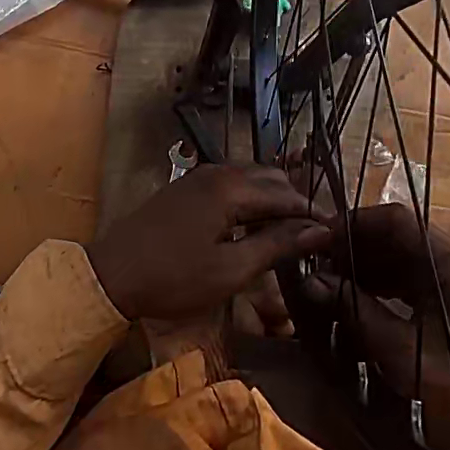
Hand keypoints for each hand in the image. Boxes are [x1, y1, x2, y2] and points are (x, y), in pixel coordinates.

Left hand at [87, 165, 336, 321]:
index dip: (313, 215)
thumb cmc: (174, 277)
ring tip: (288, 235)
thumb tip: (321, 231)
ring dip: (272, 200)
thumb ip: (278, 245)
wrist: (113, 273)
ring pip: (249, 179)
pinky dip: (249, 200)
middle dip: (294, 203)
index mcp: (230, 188)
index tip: (335, 238)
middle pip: (270, 178)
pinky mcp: (186, 187)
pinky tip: (254, 225)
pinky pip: (229, 184)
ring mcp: (198, 176)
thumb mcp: (232, 268)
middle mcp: (216, 172)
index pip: (286, 194)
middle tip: (313, 238)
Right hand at [314, 204, 449, 449]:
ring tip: (331, 279)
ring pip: (407, 254)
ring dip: (367, 262)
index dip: (353, 222)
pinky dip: (385, 281)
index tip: (318, 239)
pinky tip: (359, 297)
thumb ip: (357, 311)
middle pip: (401, 234)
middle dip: (355, 244)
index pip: (397, 220)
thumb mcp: (402, 353)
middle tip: (318, 261)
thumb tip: (312, 281)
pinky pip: (417, 276)